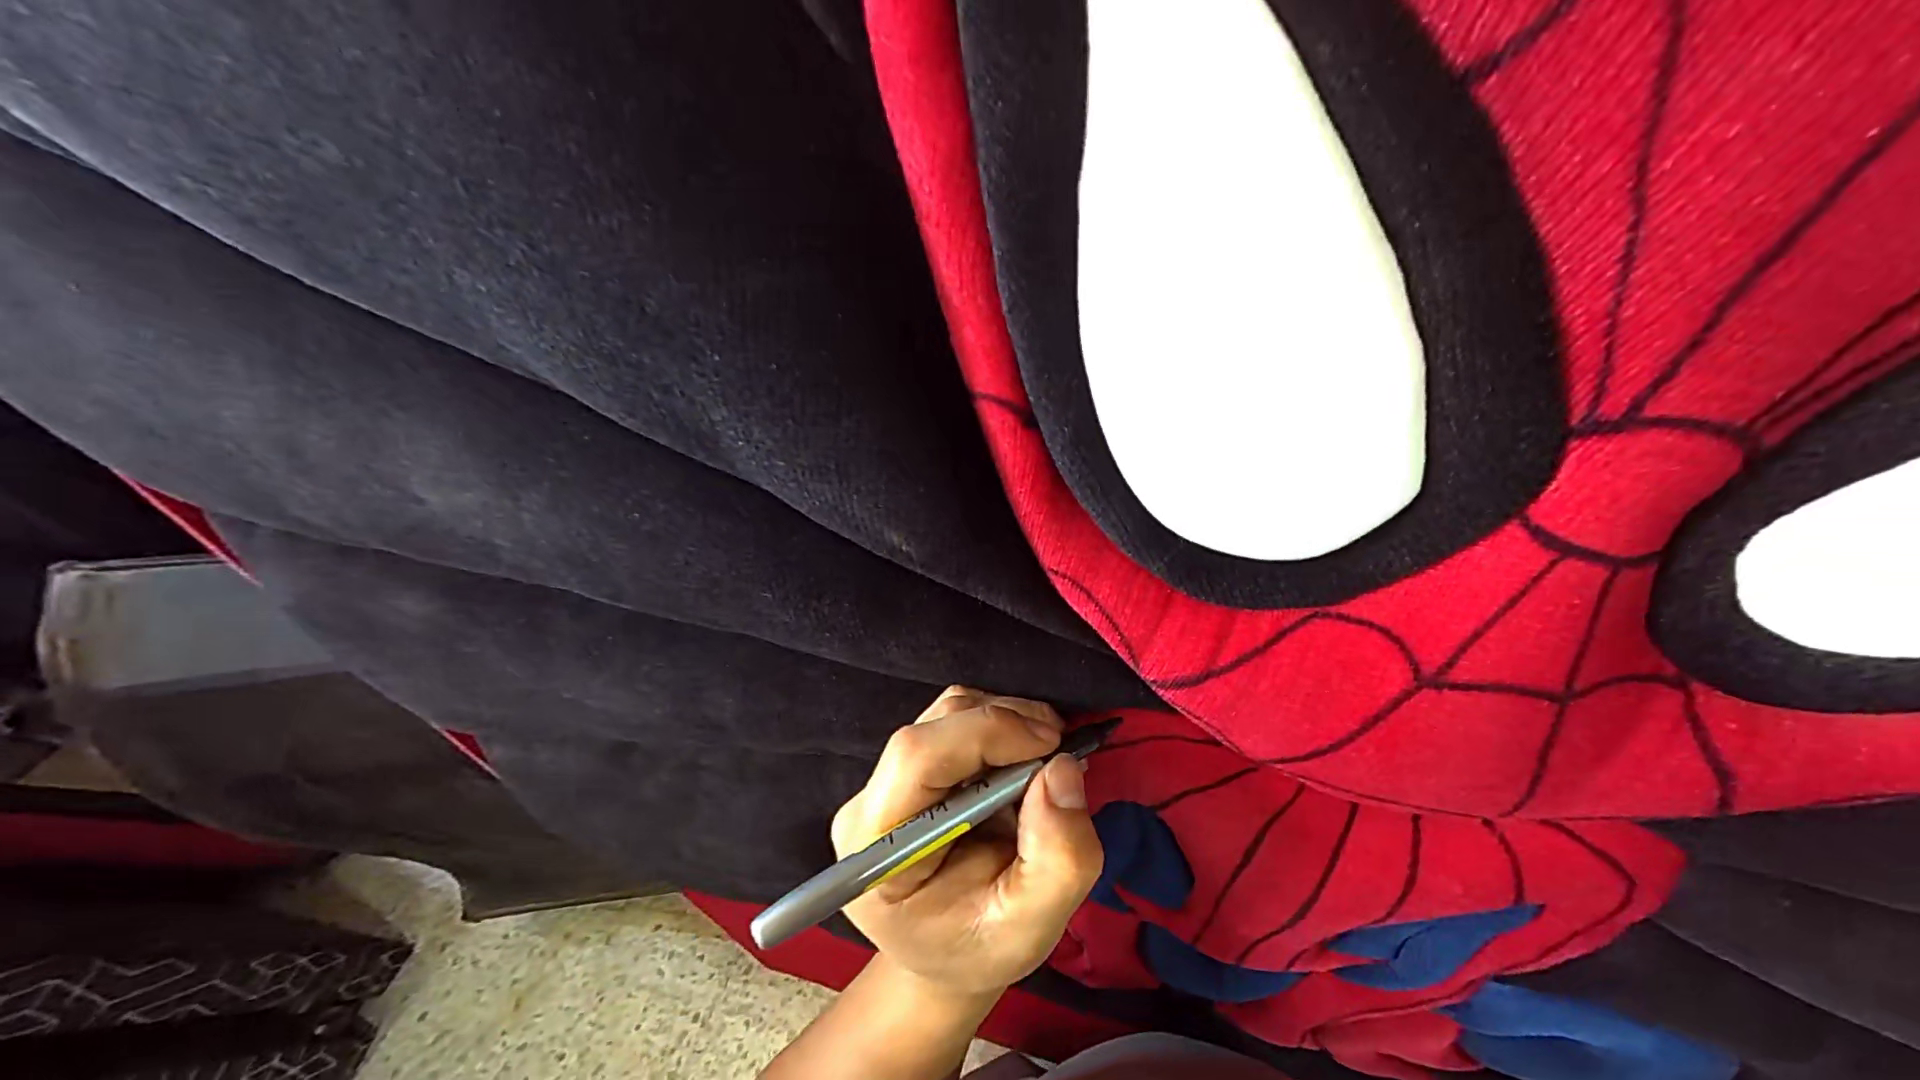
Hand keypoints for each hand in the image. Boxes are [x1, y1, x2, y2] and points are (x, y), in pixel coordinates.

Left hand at [830, 686, 1104, 998]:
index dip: (985, 733)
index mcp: (878, 848)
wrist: (948, 950)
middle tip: (1062, 748)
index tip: (1052, 745)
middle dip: (1007, 723)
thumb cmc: (977, 948)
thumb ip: (1057, 858)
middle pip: (936, 726)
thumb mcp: (1029, 928)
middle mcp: (870, 801)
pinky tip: (1025, 759)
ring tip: (1046, 758)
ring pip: (949, 713)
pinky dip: (1002, 727)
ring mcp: (886, 778)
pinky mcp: (912, 765)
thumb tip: (1062, 769)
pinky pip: (958, 721)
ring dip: (1008, 722)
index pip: (917, 758)